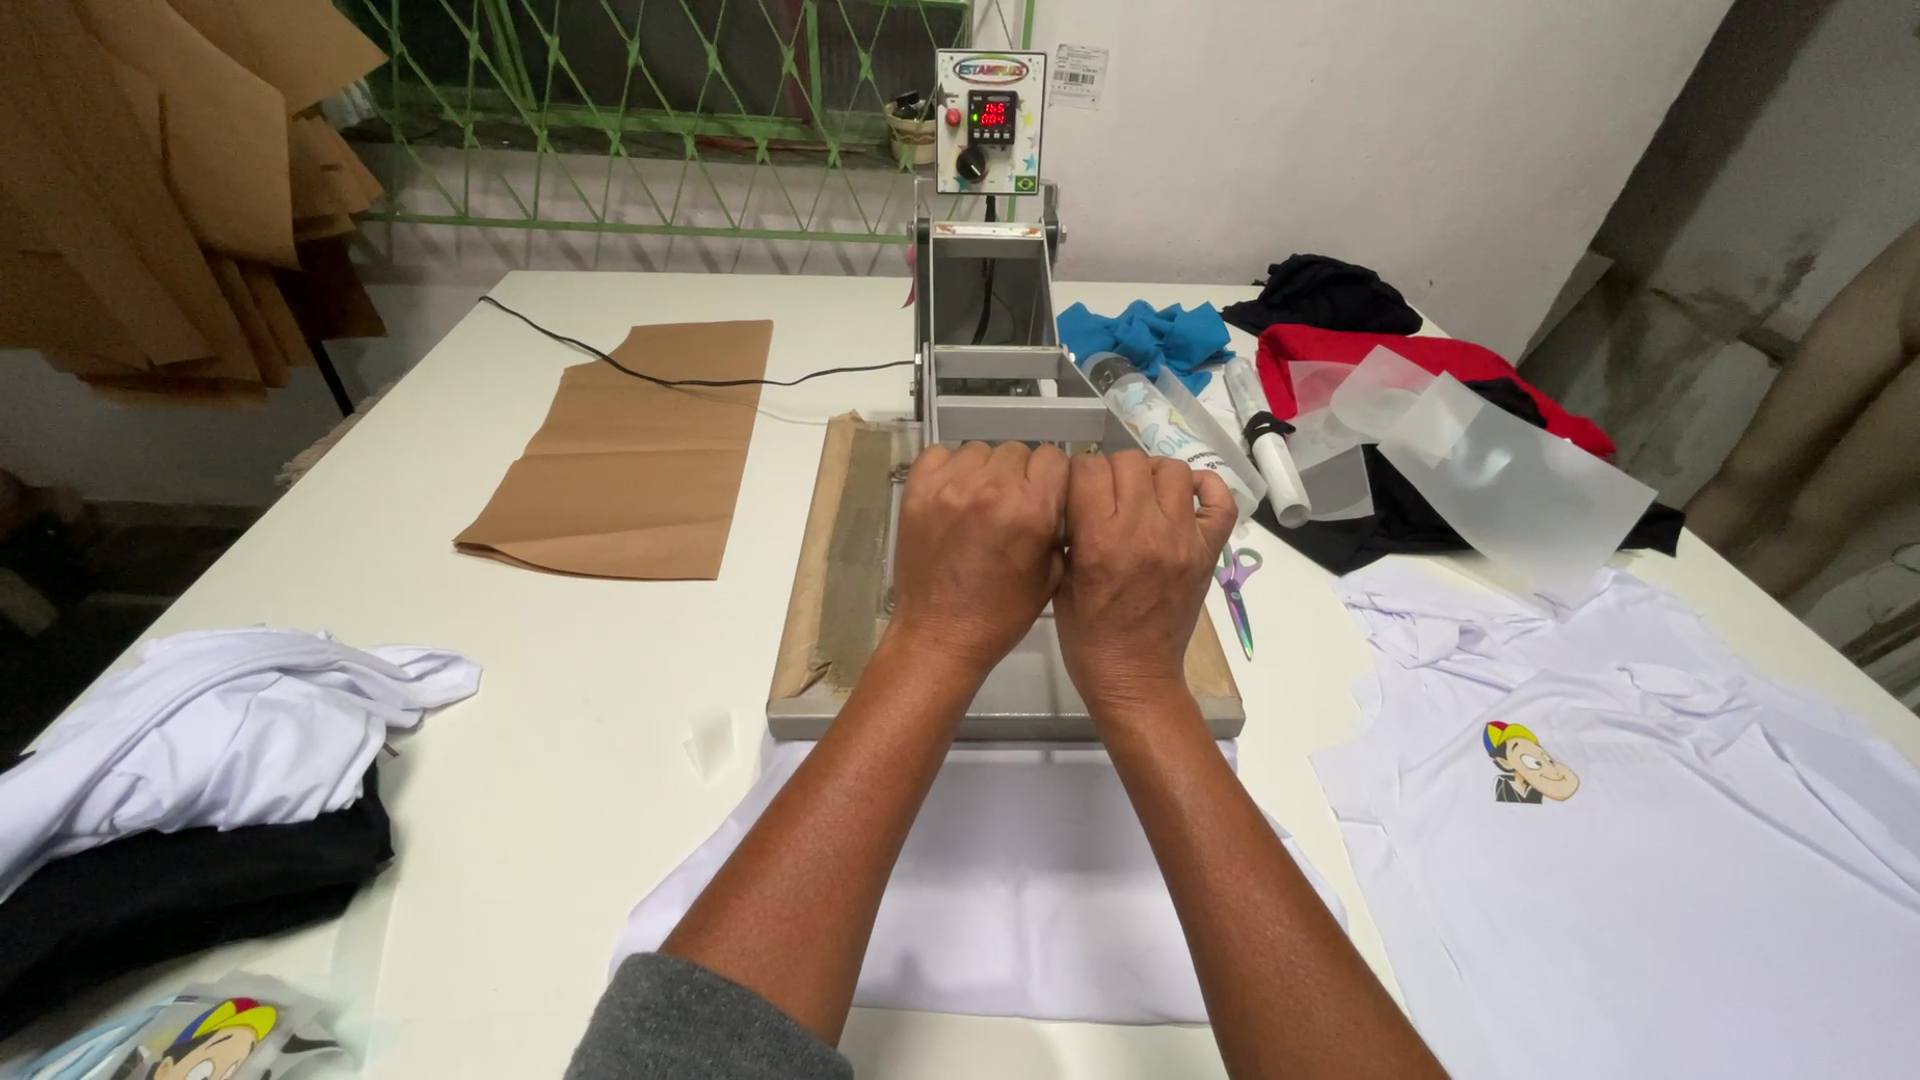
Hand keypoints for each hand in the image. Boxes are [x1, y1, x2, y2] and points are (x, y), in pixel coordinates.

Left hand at [887, 441, 1068, 676]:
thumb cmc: (1001, 614)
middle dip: (1019, 474)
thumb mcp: (1051, 576)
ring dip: (984, 470)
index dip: (1052, 476)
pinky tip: (952, 496)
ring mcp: (949, 488)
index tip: (1044, 495)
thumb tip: (1055, 495)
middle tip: (1009, 505)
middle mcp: (991, 489)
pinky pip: (939, 454)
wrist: (940, 635)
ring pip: (979, 450)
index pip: (1053, 457)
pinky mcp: (917, 491)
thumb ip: (1059, 526)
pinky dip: (948, 468)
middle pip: (1016, 450)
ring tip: (978, 501)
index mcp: (1031, 510)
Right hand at [1056, 451, 1236, 719]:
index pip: (1089, 469)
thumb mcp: (1059, 582)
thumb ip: (1066, 534)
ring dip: (1151, 476)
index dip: (1077, 475)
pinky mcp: (1207, 552)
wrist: (1134, 676)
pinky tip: (1182, 499)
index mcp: (1100, 542)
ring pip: (1171, 471)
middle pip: (1130, 462)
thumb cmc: (1086, 636)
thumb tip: (1073, 493)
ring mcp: (1182, 540)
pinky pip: (1220, 501)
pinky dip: (1204, 489)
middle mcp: (1144, 532)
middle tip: (1105, 495)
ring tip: (1140, 496)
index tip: (1075, 492)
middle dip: (1111, 471)